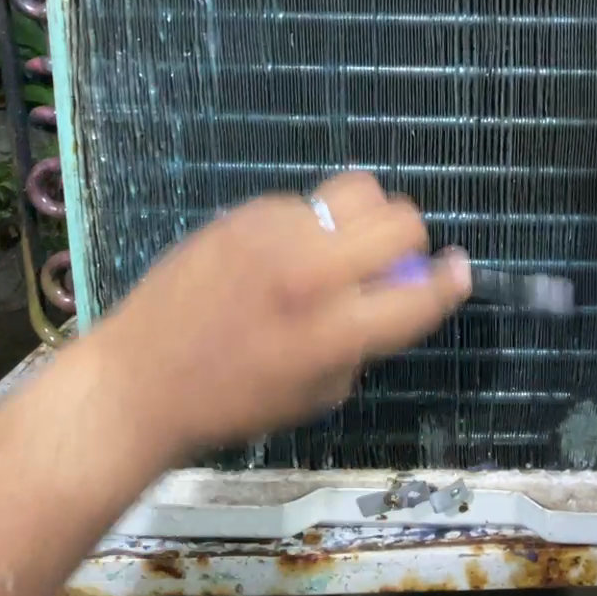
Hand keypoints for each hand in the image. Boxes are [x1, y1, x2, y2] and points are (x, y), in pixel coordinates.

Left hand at [87, 172, 470, 457]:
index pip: (423, 292)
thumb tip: (397, 293)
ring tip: (339, 245)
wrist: (139, 381)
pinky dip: (311, 224)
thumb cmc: (234, 403)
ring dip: (364, 220)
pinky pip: (307, 201)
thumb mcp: (319, 392)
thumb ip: (368, 341)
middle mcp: (315, 272)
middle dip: (411, 241)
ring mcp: (279, 233)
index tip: (457, 270)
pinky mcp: (247, 212)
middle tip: (389, 262)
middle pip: (403, 221)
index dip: (452, 280)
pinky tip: (280, 252)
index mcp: (338, 329)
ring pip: (359, 192)